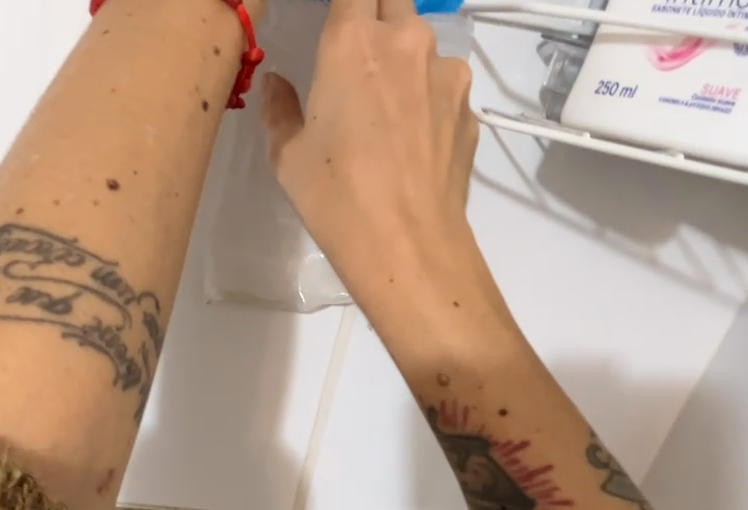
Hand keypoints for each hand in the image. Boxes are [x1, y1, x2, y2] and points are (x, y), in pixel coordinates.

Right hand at [262, 0, 485, 342]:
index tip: (336, 23)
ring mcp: (446, 74)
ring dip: (405, 69)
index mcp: (353, 41)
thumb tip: (277, 84)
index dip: (346, 4)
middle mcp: (407, 41)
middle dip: (376, 22)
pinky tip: (412, 149)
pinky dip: (428, 107)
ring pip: (424, 50)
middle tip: (358, 65)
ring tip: (387, 121)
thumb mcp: (288, 158)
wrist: (408, 247)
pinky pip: (444, 93)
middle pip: (393, 3)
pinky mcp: (470, 111)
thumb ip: (279, 109)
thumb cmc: (337, 199)